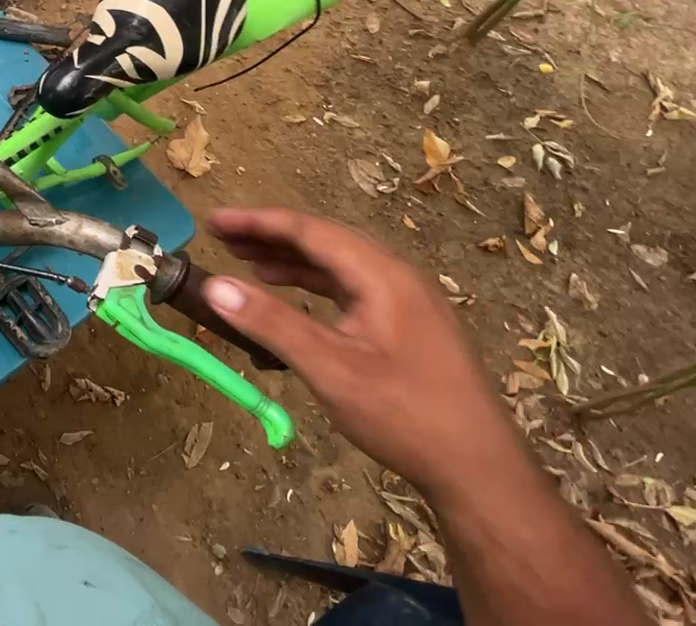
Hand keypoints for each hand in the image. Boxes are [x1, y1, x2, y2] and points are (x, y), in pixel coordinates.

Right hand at [200, 208, 528, 497]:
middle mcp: (398, 278)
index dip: (257, 222)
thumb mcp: (330, 369)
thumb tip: (214, 286)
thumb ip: (271, 323)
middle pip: (325, 240)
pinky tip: (286, 291)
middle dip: (270, 235)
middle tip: (222, 236)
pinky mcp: (406, 325)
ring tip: (244, 260)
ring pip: (337, 263)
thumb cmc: (406, 417)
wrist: (481, 474)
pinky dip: (310, 280)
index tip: (214, 220)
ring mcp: (406, 301)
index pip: (311, 232)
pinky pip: (348, 285)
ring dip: (289, 257)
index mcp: (384, 278)